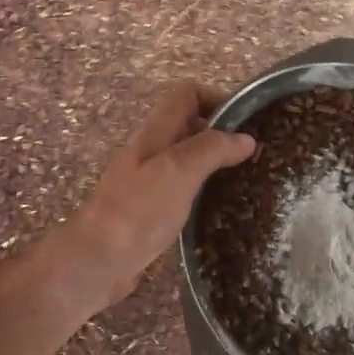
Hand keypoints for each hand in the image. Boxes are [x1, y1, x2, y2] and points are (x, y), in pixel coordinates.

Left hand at [66, 81, 255, 303]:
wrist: (98, 260)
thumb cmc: (138, 210)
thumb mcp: (178, 170)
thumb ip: (211, 149)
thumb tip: (246, 138)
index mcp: (155, 132)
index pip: (187, 94)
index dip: (217, 98)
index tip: (246, 122)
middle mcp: (152, 150)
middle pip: (190, 125)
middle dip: (222, 133)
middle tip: (255, 156)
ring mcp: (149, 181)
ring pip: (188, 158)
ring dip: (215, 164)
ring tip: (247, 181)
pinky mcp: (151, 210)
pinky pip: (183, 189)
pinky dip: (204, 190)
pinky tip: (223, 209)